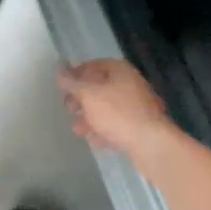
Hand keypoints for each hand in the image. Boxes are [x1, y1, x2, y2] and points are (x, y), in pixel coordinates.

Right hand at [58, 58, 174, 157]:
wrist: (151, 144)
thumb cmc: (117, 113)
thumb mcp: (88, 94)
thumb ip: (71, 81)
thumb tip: (59, 65)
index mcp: (119, 70)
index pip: (91, 65)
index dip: (74, 76)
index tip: (62, 91)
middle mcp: (129, 83)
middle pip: (99, 87)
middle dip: (81, 100)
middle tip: (70, 111)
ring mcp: (136, 105)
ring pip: (106, 108)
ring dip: (90, 118)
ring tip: (79, 131)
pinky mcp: (140, 126)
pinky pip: (117, 124)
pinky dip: (105, 131)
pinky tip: (96, 141)